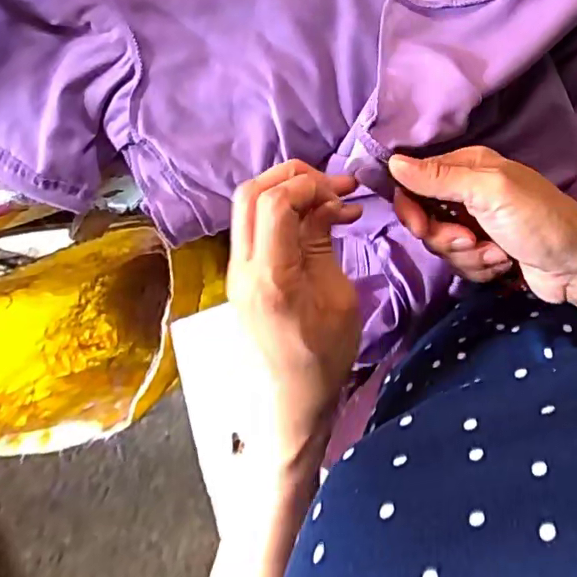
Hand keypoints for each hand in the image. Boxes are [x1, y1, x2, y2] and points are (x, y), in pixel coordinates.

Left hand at [228, 161, 363, 465]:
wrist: (291, 400)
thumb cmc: (325, 357)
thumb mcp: (339, 296)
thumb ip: (323, 241)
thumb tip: (325, 201)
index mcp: (270, 276)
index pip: (273, 203)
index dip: (308, 185)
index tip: (340, 194)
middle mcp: (243, 266)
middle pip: (251, 193)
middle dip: (293, 176)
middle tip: (332, 184)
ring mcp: (236, 268)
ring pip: (248, 204)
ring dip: (287, 189)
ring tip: (331, 196)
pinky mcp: (241, 272)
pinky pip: (256, 225)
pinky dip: (284, 210)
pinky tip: (318, 217)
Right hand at [389, 147, 576, 303]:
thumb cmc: (539, 220)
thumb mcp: (488, 192)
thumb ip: (439, 178)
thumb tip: (393, 163)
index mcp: (467, 166)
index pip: (415, 180)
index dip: (411, 206)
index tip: (419, 226)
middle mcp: (467, 190)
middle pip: (424, 216)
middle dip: (444, 236)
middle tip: (470, 240)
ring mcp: (475, 222)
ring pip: (440, 243)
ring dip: (466, 254)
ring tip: (496, 253)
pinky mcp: (483, 250)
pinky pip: (458, 262)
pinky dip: (478, 267)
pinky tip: (502, 263)